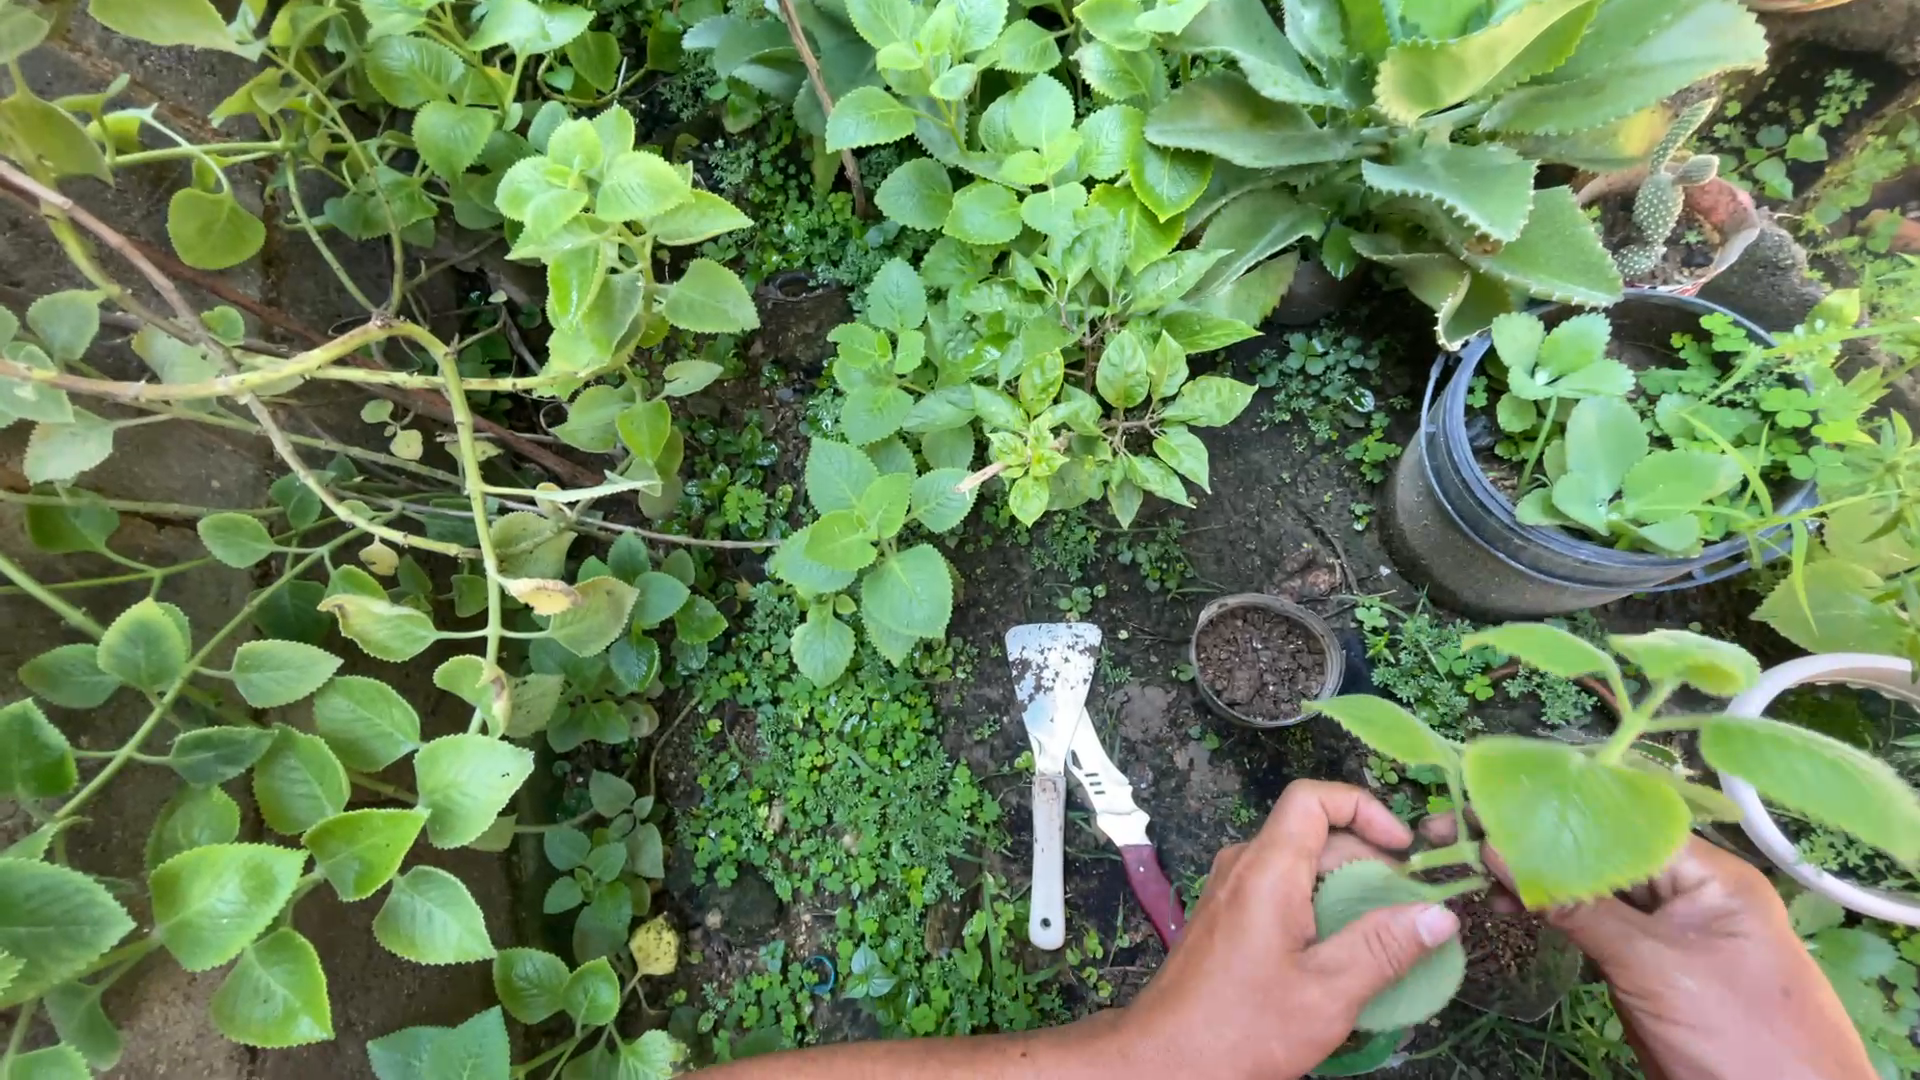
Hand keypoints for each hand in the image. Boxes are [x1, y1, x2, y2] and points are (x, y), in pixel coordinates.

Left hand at [1112, 780, 1459, 1079]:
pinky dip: (1320, 899)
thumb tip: (1441, 912)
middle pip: (1312, 831)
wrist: (1171, 1051)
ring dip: (1347, 882)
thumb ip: (1384, 947)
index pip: (1310, 797)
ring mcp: (1232, 884)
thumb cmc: (1248, 1023)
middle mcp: (1244, 862)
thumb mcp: (1329, 992)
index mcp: (1267, 867)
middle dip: (1369, 856)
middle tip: (1414, 905)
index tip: (1405, 849)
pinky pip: (1281, 884)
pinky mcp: (1229, 909)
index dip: (1362, 806)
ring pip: (1298, 860)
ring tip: (1390, 930)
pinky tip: (1346, 946)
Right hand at [1425, 818, 1873, 1079]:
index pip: (1612, 819)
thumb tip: (1490, 849)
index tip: (1477, 802)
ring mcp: (1657, 922)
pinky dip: (1538, 907)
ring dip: (1521, 874)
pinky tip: (1499, 904)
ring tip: (1465, 869)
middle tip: (1450, 832)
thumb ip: (1572, 904)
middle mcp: (1681, 887)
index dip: (1544, 807)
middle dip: (1520, 840)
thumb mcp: (1653, 967)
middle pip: (1588, 846)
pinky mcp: (1637, 953)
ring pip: (1576, 880)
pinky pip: (1579, 915)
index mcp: (1706, 874)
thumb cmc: (1741, 1037)